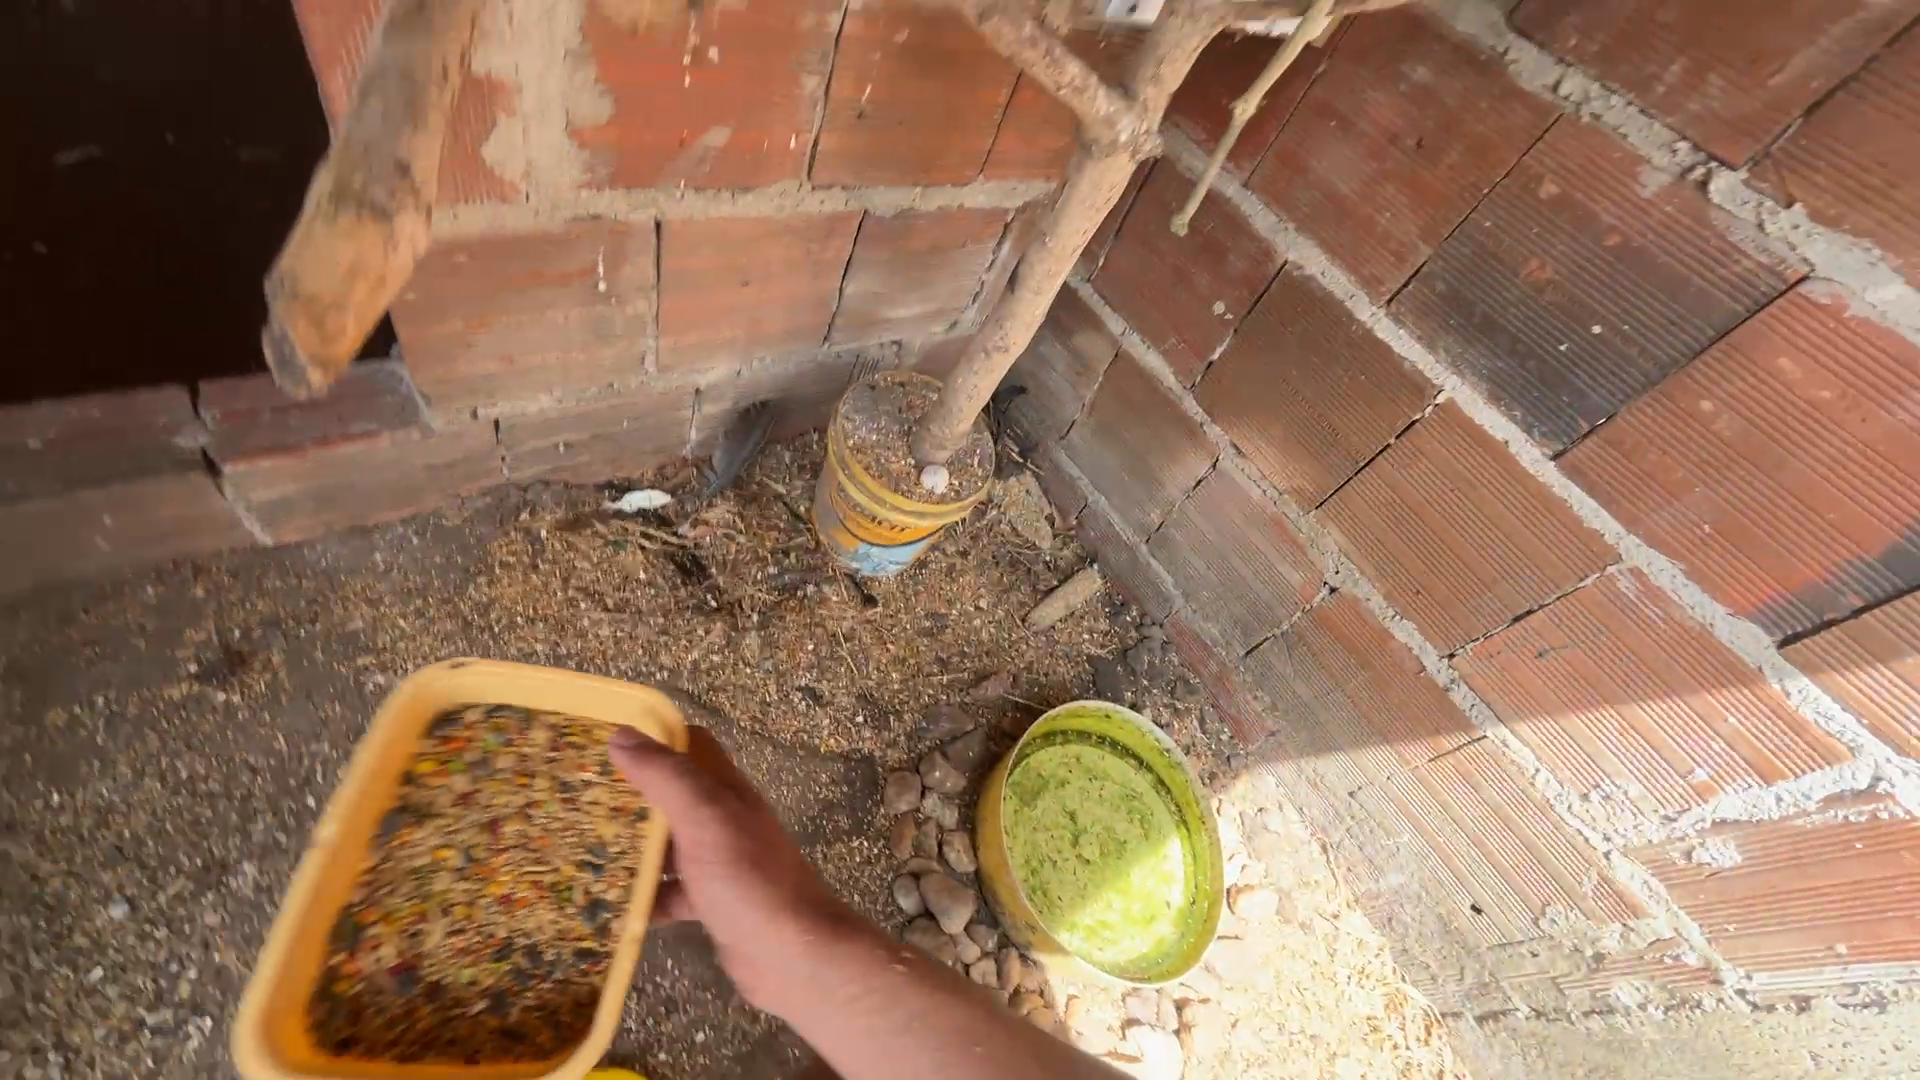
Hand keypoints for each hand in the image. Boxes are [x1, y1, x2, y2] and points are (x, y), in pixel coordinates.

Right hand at [608, 725, 869, 1013]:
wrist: (791, 951)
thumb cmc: (748, 876)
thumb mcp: (705, 817)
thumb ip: (667, 777)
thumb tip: (622, 734)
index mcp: (726, 790)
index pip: (692, 745)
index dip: (654, 739)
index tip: (604, 744)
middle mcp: (723, 818)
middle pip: (673, 796)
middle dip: (632, 796)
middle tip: (578, 801)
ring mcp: (719, 861)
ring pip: (669, 845)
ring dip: (633, 850)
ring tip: (580, 853)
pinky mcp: (712, 901)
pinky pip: (670, 891)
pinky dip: (644, 898)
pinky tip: (609, 909)